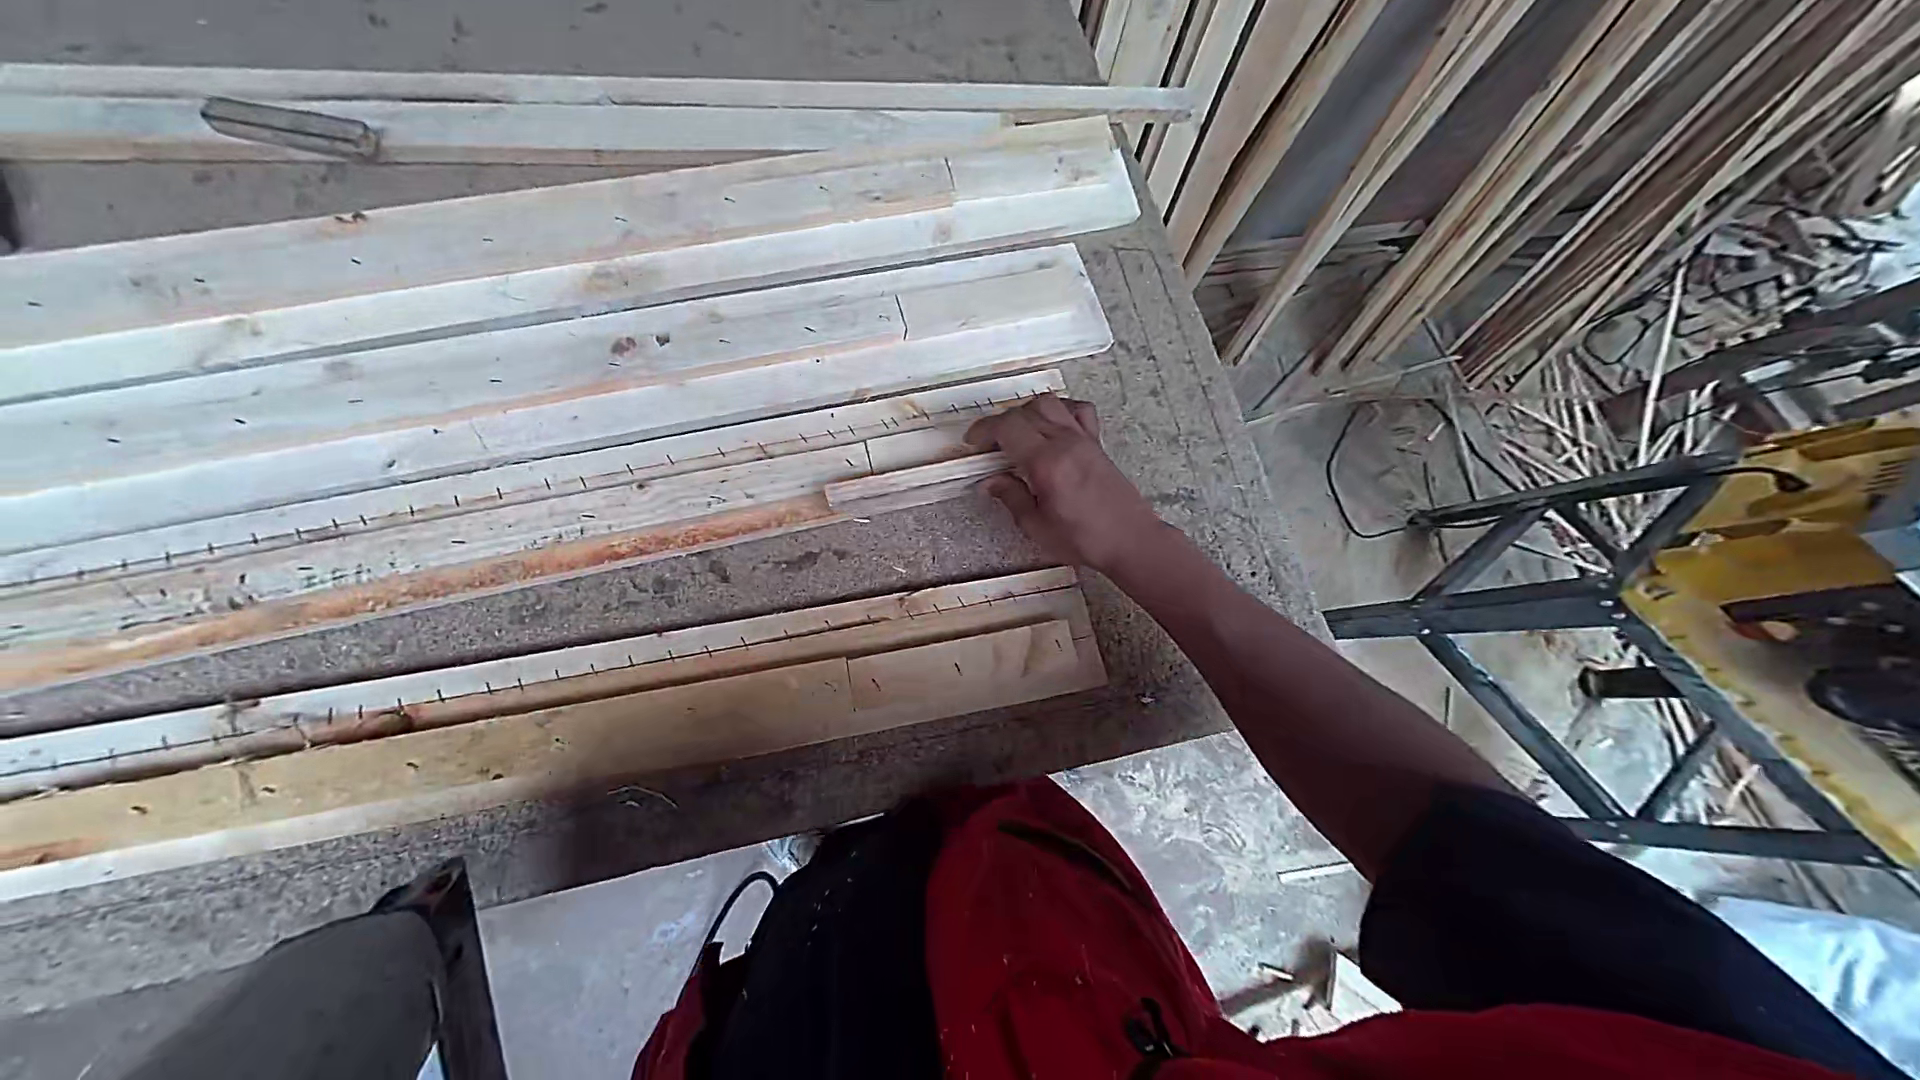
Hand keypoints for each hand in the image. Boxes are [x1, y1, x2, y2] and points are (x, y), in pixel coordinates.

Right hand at [964, 394, 1168, 574]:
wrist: (1130, 540)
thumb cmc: (1085, 539)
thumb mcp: (1037, 526)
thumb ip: (1011, 497)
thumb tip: (990, 482)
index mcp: (1047, 463)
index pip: (1008, 427)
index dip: (984, 430)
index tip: (973, 442)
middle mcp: (1066, 443)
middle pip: (1025, 411)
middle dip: (1000, 422)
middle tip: (989, 444)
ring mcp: (1084, 440)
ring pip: (1050, 403)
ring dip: (1027, 411)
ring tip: (1017, 433)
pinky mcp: (1097, 444)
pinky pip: (1078, 411)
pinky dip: (1060, 410)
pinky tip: (1051, 427)